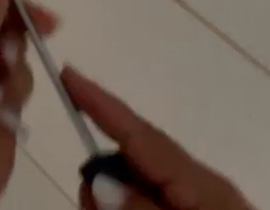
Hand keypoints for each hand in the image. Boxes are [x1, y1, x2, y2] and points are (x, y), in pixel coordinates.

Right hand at [62, 67, 251, 209]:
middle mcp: (200, 194)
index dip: (102, 104)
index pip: (142, 134)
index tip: (66, 73)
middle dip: (101, 183)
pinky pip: (149, 207)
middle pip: (133, 165)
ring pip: (135, 195)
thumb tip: (100, 181)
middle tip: (88, 209)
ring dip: (115, 206)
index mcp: (203, 187)